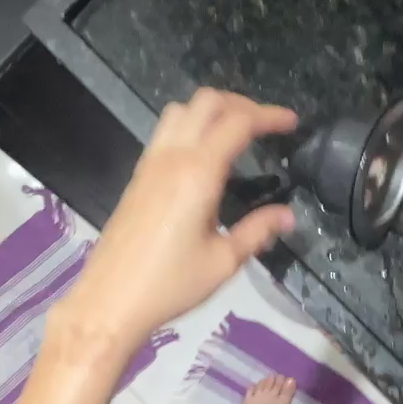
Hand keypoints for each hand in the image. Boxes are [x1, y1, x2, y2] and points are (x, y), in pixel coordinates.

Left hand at [55, 89, 297, 352]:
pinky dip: (191, 128)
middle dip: (241, 104)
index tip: (291, 123)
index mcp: (198, 174)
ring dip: (212, 111)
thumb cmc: (170, 285)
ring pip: (181, 111)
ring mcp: (150, 165)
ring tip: (235, 133)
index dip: (269, 116)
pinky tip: (204, 157)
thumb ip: (257, 231)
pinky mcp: (138, 178)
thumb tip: (287, 216)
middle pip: (207, 102)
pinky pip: (165, 134)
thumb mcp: (223, 262)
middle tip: (265, 125)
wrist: (111, 300)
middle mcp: (172, 158)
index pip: (238, 123)